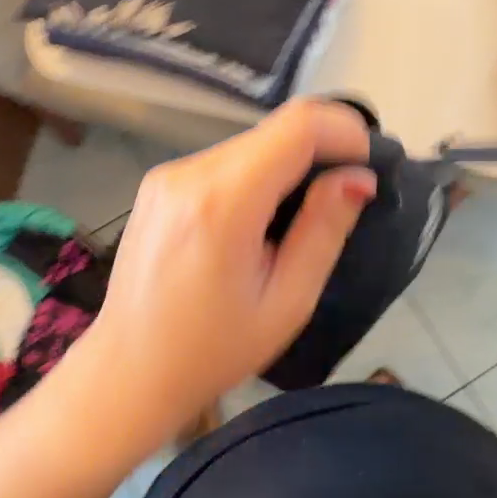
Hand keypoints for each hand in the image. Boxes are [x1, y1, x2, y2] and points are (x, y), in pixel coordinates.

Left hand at [80, 101, 375, 438]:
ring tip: (299, 221)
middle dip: (319, 153)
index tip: (368, 167)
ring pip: (250, 145)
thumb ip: (324, 229)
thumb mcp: (287, 301)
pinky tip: (257, 225)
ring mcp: (168, 174)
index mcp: (223, 202)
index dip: (345, 131)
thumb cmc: (213, 350)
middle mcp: (189, 173)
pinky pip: (224, 163)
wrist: (128, 371)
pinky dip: (255, 178)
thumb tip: (358, 176)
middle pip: (274, 133)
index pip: (297, 126)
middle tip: (345, 198)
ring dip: (286, 167)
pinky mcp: (158, 184)